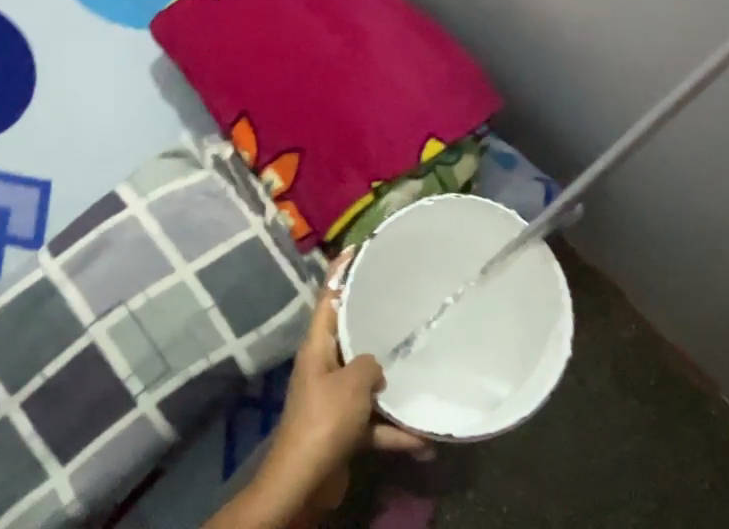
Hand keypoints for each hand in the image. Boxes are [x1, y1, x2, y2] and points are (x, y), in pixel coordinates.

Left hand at [255, 252, 432, 514]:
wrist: (305, 480)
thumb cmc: (324, 420)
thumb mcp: (353, 382)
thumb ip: (369, 363)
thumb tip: (375, 368)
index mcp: (317, 347)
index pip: (328, 298)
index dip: (340, 272)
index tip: (357, 248)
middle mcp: (323, 367)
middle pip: (350, 337)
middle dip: (375, 326)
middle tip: (403, 307)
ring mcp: (333, 399)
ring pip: (367, 383)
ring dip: (392, 388)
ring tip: (423, 376)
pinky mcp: (343, 429)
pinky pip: (374, 422)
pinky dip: (395, 431)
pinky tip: (424, 441)